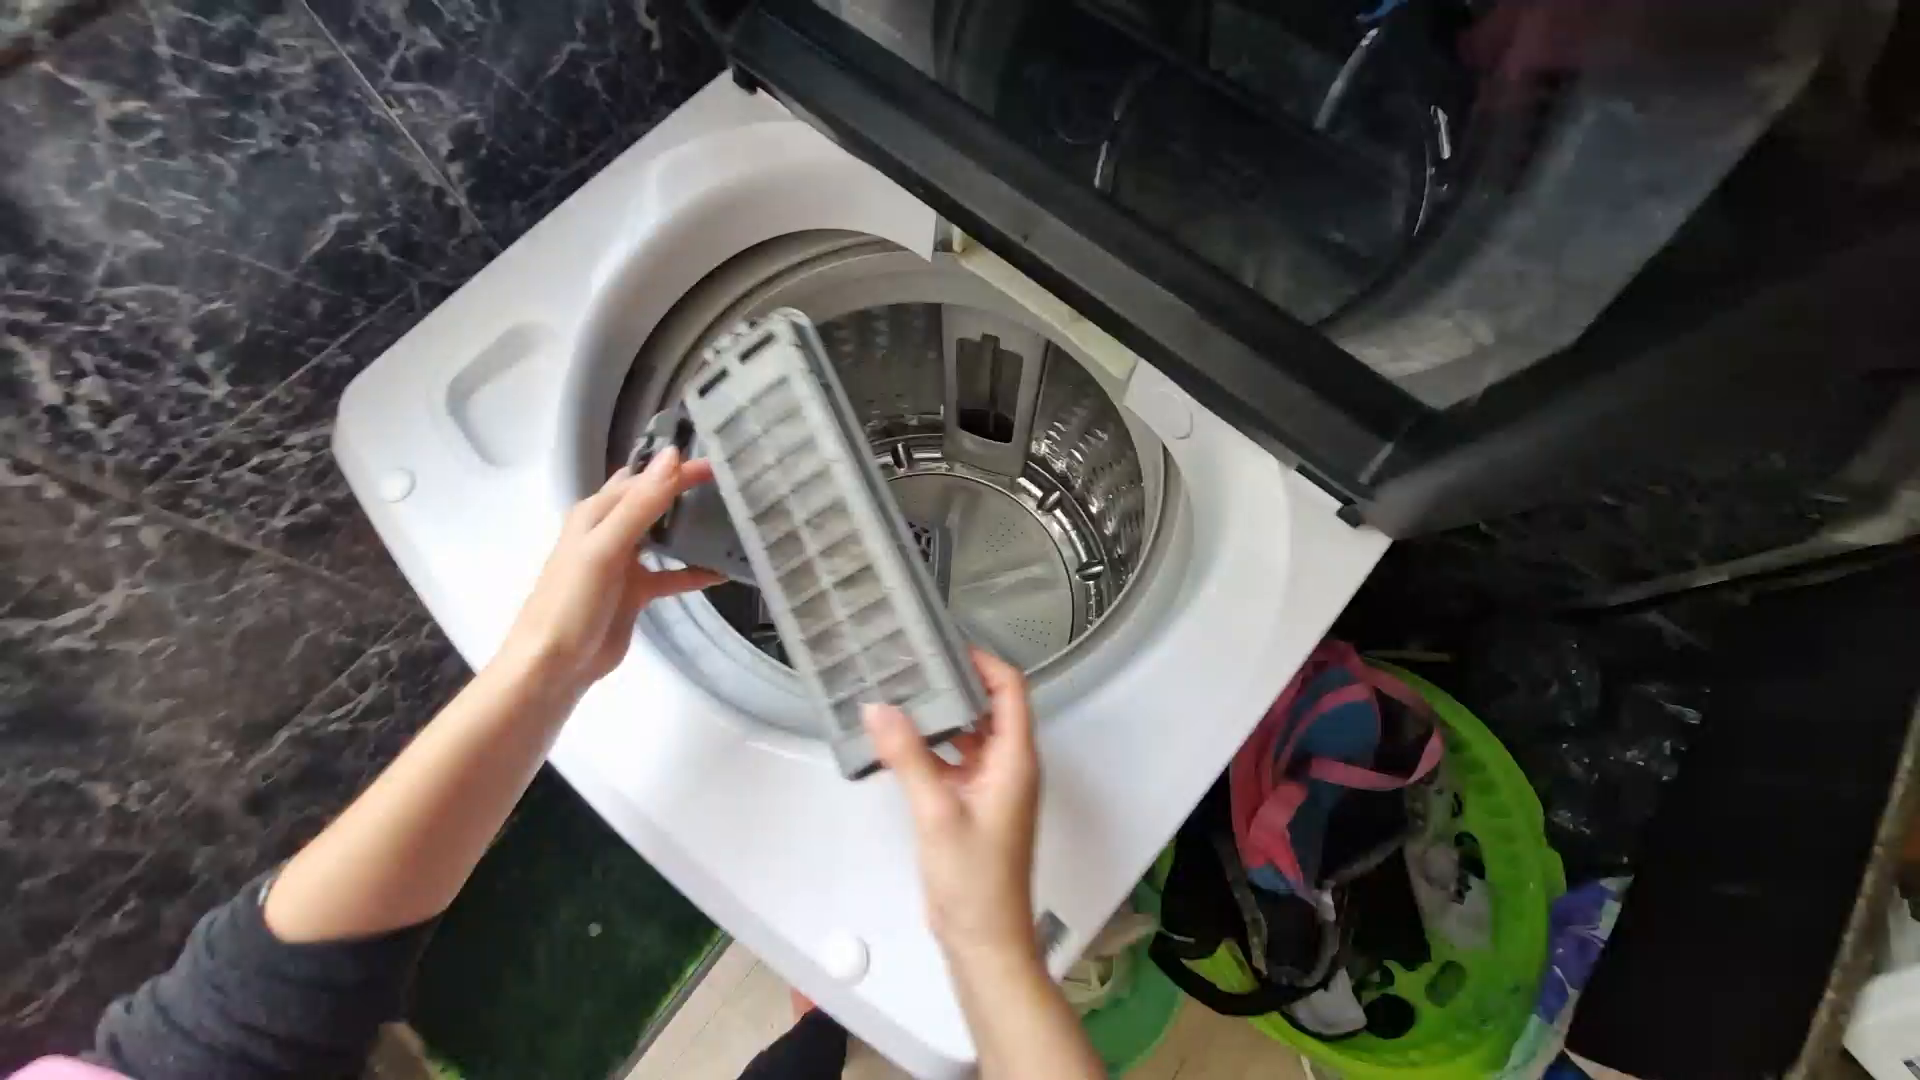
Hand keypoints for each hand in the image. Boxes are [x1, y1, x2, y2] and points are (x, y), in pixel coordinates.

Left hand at [496, 447, 724, 693]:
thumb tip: (673, 456)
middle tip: (732, 484)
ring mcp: (623, 562)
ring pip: (664, 536)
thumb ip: (641, 504)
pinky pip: (672, 575)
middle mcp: (610, 531)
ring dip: (691, 528)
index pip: (643, 479)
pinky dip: (694, 572)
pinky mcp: (635, 591)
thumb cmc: (573, 601)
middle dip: (686, 490)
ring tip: (731, 519)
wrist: (555, 665)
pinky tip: (721, 572)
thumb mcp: (607, 547)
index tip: (721, 464)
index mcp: (596, 513)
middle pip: (654, 501)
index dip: (678, 469)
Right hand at [865, 649, 1040, 963]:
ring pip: (971, 734)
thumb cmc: (974, 881)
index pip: (1011, 690)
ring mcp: (993, 785)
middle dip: (957, 683)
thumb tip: (879, 708)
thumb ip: (907, 756)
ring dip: (943, 715)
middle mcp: (1009, 766)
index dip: (985, 662)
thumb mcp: (936, 812)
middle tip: (917, 663)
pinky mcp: (974, 803)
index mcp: (1015, 760)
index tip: (948, 646)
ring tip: (904, 694)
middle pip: (991, 707)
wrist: (983, 940)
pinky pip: (957, 760)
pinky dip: (933, 747)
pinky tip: (902, 742)